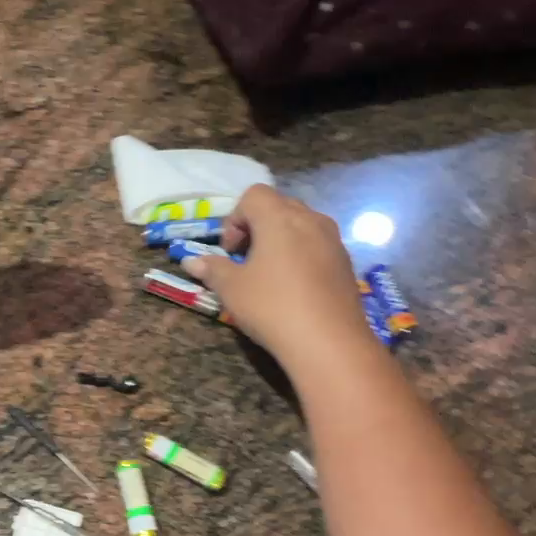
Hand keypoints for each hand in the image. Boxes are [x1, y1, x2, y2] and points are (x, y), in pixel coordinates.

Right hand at [177, 186, 377, 366]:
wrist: (327, 340)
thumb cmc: (271, 307)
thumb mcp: (232, 290)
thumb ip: (212, 270)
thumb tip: (190, 261)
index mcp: (279, 218)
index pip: (253, 195)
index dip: (234, 219)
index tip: (229, 252)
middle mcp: (310, 218)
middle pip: (278, 206)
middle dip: (256, 228)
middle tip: (244, 262)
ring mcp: (332, 238)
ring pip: (299, 226)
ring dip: (279, 242)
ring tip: (268, 277)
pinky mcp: (344, 261)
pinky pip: (316, 245)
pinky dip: (299, 256)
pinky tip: (293, 289)